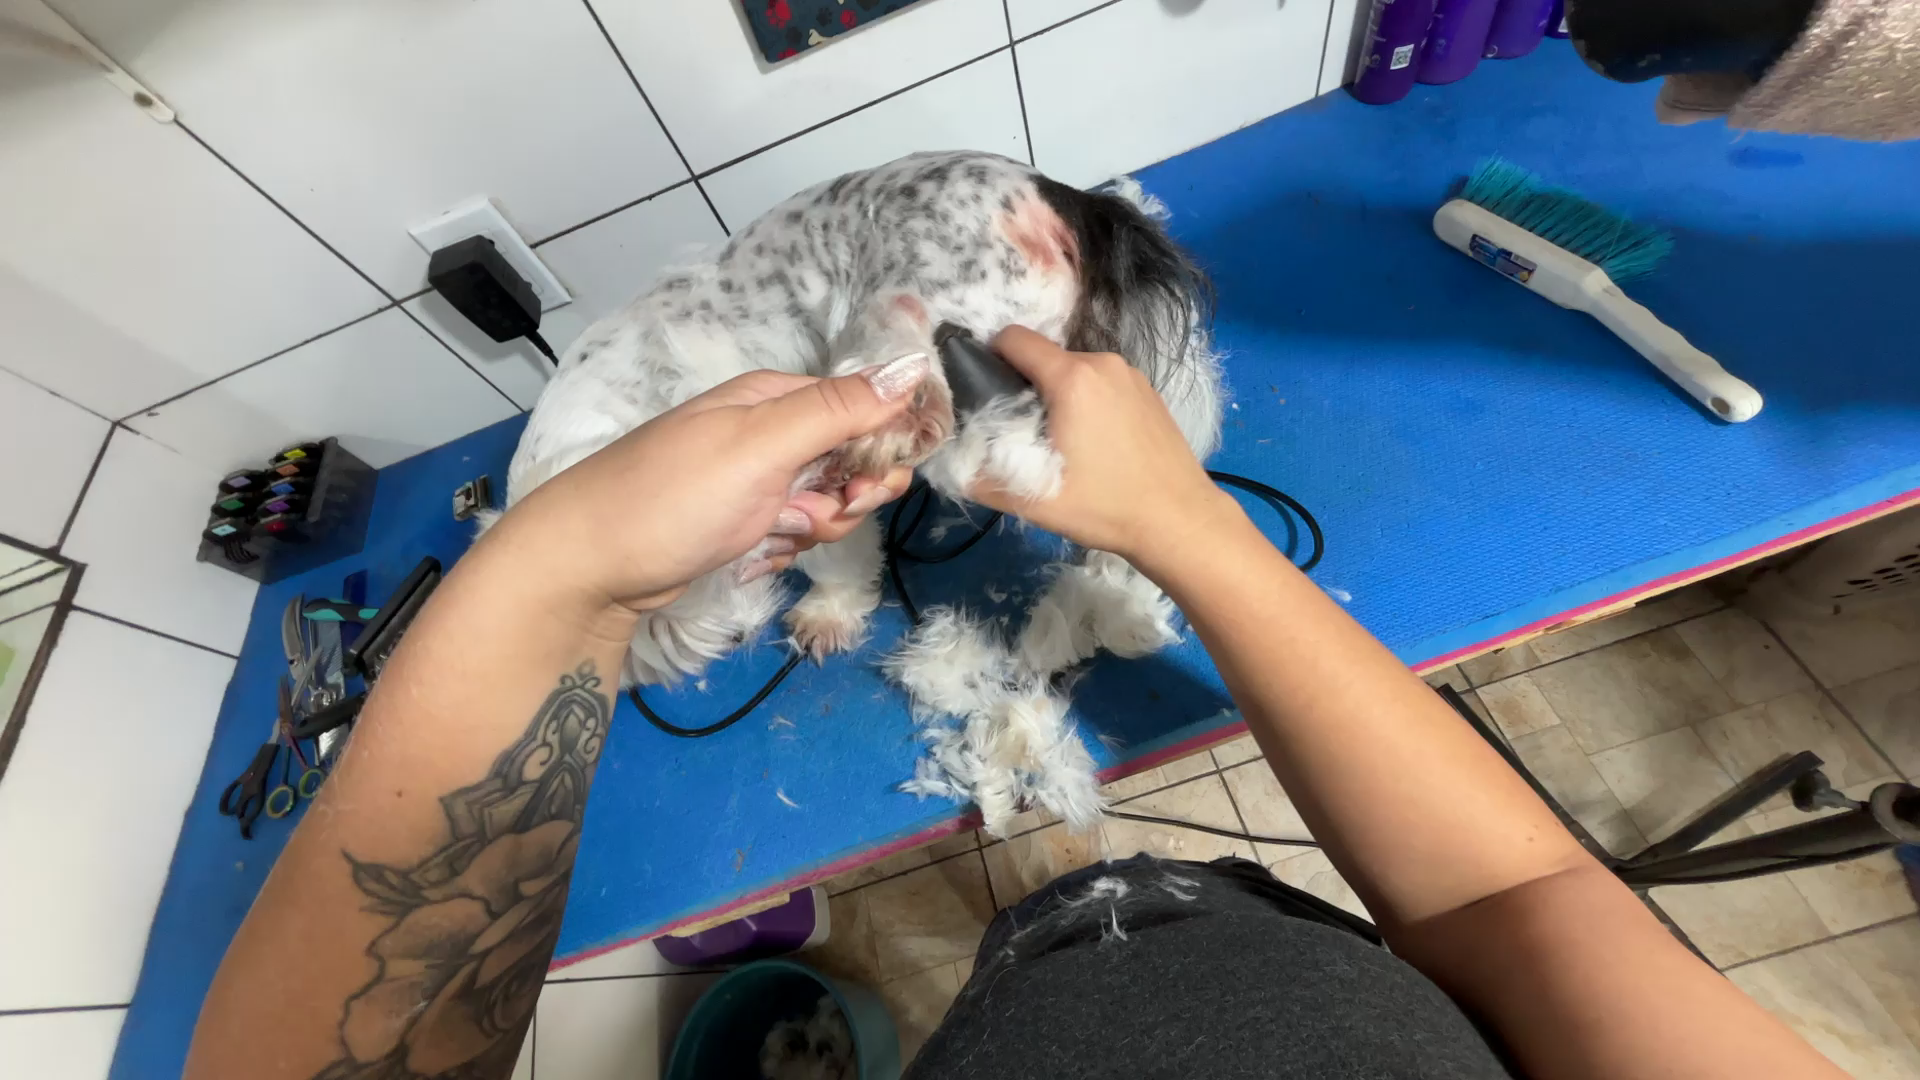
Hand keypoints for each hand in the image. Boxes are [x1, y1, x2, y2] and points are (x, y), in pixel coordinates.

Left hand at [482, 356, 928, 622]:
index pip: (865, 407)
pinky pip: (800, 530)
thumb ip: (838, 409)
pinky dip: (790, 544)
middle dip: (851, 493)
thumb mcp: (762, 444)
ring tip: (777, 531)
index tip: (876, 480)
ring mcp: (761, 480)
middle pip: (853, 459)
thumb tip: (912, 367)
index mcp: (778, 398)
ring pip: (831, 502)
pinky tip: (759, 551)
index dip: (885, 444)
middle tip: (823, 512)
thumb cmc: (676, 496)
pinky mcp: (749, 521)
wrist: (593, 568)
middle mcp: (774, 434)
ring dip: (818, 524)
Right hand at [970, 327, 1238, 564]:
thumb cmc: (1105, 507)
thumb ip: (982, 480)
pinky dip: (1087, 402)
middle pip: (1044, 357)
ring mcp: (1132, 375)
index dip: (989, 358)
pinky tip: (1094, 443)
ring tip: (1059, 442)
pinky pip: (1102, 383)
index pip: (1013, 338)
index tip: (983, 393)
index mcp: (1072, 378)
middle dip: (1024, 385)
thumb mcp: (1033, 501)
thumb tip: (954, 463)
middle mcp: (1103, 362)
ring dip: (1057, 396)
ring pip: (1074, 371)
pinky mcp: (1150, 391)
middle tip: (1021, 433)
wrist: (1180, 522)